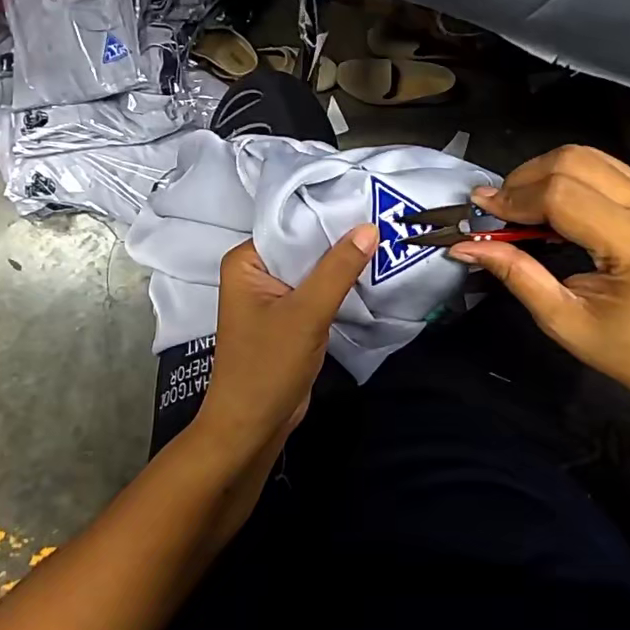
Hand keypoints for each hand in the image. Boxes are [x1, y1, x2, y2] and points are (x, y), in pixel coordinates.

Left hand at [197, 226, 377, 450]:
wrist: (253, 427)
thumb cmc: (268, 366)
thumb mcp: (306, 313)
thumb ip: (338, 270)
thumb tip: (369, 227)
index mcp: (246, 261)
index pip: (289, 225)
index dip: (326, 215)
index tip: (366, 202)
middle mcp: (255, 273)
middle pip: (303, 246)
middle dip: (338, 240)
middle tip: (383, 220)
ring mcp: (272, 296)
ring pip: (313, 270)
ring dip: (342, 264)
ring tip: (384, 241)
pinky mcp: (289, 317)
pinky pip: (316, 291)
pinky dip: (338, 288)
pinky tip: (369, 275)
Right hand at [447, 146, 629, 406]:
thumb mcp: (563, 320)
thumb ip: (515, 274)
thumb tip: (466, 246)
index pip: (564, 196)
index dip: (515, 198)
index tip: (482, 210)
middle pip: (574, 163)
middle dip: (524, 180)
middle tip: (500, 210)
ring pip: (587, 156)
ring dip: (543, 173)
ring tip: (522, 207)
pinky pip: (603, 166)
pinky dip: (565, 176)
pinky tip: (551, 205)